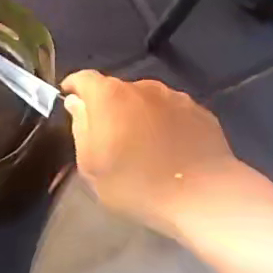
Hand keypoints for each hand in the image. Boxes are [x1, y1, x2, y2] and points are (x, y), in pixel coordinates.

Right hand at [59, 70, 247, 239]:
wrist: (203, 194)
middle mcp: (144, 87)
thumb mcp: (92, 166)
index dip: (73, 88)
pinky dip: (166, 125)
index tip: (68, 100)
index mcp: (110, 96)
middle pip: (117, 90)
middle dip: (109, 108)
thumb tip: (78, 103)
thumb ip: (81, 128)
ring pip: (147, 101)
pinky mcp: (200, 112)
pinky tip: (170, 151)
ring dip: (139, 116)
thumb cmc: (137, 185)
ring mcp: (176, 97)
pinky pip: (173, 113)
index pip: (84, 78)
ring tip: (143, 147)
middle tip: (108, 138)